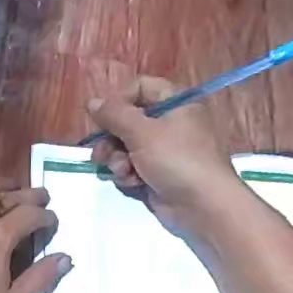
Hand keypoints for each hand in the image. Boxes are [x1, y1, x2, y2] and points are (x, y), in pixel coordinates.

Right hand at [87, 76, 247, 234]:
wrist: (201, 204)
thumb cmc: (176, 160)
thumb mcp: (142, 132)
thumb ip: (114, 115)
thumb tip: (92, 102)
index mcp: (175, 104)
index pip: (140, 88)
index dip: (119, 101)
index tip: (104, 119)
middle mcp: (168, 123)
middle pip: (126, 121)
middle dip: (111, 139)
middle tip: (102, 154)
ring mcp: (161, 149)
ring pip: (123, 146)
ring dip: (116, 160)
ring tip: (122, 172)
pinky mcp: (154, 172)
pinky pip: (129, 166)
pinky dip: (126, 174)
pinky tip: (132, 182)